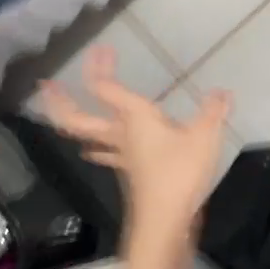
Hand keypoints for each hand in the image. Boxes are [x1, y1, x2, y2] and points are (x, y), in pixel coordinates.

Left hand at [39, 46, 231, 248]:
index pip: (106, 88)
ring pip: (86, 136)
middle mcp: (121, 134)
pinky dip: (97, 148)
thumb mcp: (205, 137)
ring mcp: (122, 155)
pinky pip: (106, 154)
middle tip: (46, 85)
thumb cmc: (181, 173)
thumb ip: (212, 112)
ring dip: (72, 121)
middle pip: (78, 118)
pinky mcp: (129, 171)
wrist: (166, 219)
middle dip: (60, 101)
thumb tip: (223, 92)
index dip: (100, 67)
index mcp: (135, 118)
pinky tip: (92, 150)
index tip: (100, 49)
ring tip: (63, 109)